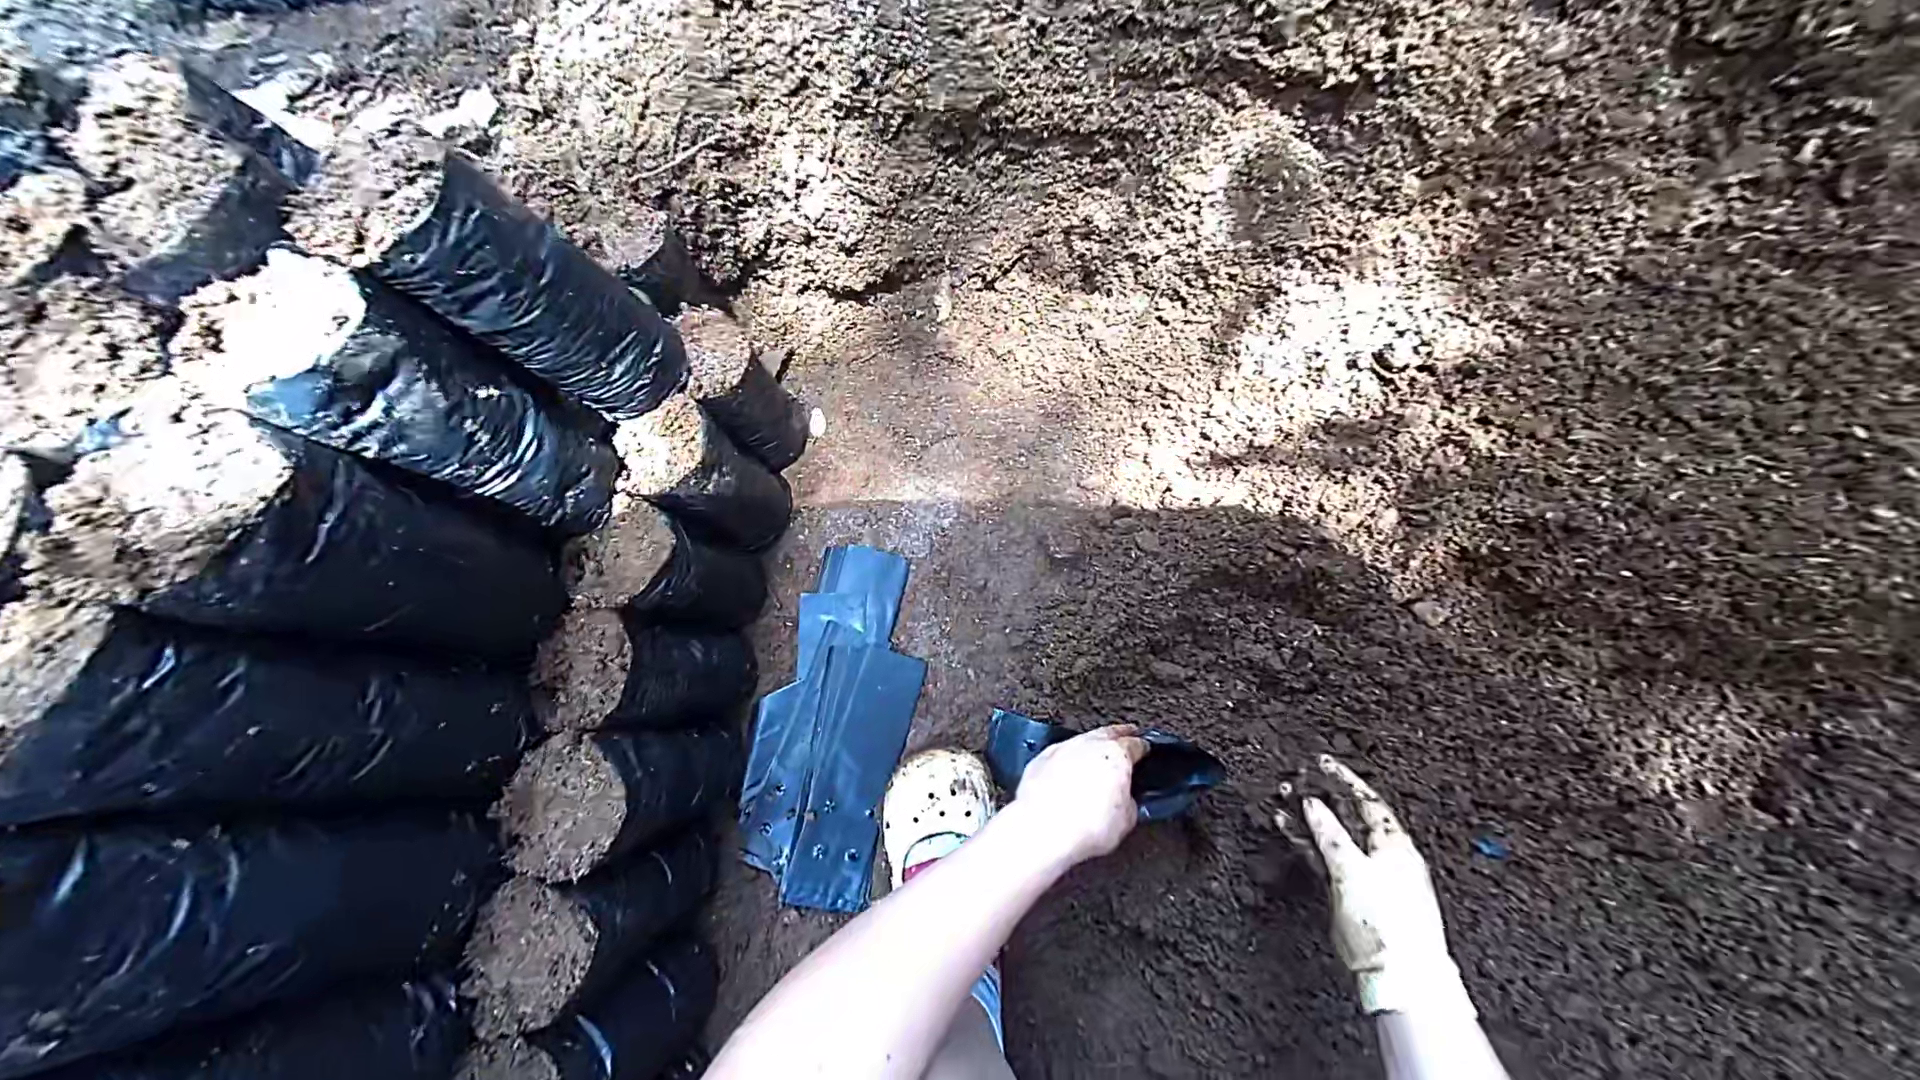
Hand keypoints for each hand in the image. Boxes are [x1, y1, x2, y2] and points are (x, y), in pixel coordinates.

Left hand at [1007, 725, 1147, 867]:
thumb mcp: (1126, 820)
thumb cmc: (1084, 825)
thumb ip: (1130, 802)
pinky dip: (1068, 759)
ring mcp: (1063, 749)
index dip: (1142, 746)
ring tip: (1097, 756)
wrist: (1043, 829)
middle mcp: (1089, 744)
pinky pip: (1061, 753)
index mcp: (1116, 754)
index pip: (1135, 744)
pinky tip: (1070, 770)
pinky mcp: (1041, 759)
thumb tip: (1125, 800)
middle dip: (1119, 734)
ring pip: (1083, 740)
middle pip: (1108, 733)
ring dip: (1091, 746)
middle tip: (1126, 735)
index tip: (1144, 748)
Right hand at [1292, 755, 1475, 1018]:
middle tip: (1295, 779)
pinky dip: (1308, 841)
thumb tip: (1313, 803)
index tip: (1321, 761)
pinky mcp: (1352, 890)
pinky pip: (1326, 855)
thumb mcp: (1352, 869)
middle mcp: (1383, 856)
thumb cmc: (1388, 924)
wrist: (1396, 975)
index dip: (1343, 778)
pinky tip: (1289, 830)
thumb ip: (1330, 833)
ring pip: (1333, 835)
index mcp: (1395, 845)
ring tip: (1282, 802)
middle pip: (1348, 815)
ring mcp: (1367, 873)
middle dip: (1320, 796)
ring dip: (1308, 818)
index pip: (1367, 800)